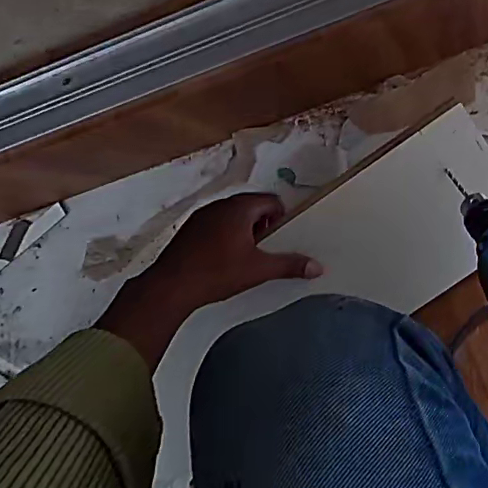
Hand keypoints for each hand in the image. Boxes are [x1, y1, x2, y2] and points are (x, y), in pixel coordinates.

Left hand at [97, 193, 322, 367]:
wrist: (171, 286)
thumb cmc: (215, 273)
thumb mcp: (259, 270)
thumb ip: (289, 265)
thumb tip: (315, 267)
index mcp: (239, 208)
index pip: (270, 200)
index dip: (280, 217)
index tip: (280, 237)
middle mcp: (219, 206)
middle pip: (251, 205)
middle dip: (262, 224)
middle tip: (264, 248)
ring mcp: (201, 216)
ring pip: (231, 215)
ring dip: (243, 229)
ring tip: (245, 255)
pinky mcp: (189, 230)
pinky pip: (214, 224)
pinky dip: (224, 235)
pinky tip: (223, 259)